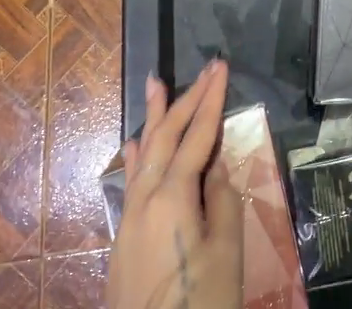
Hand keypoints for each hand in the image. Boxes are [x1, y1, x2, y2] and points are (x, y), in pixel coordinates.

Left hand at [109, 61, 242, 308]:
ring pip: (144, 155)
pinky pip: (132, 181)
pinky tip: (136, 143)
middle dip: (186, 99)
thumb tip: (214, 165)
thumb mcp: (226, 250)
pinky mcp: (125, 239)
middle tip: (204, 68)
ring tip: (156, 82)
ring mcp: (130, 219)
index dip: (211, 100)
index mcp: (173, 197)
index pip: (196, 136)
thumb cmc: (203, 300)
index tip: (221, 67)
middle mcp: (145, 199)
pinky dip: (138, 155)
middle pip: (166, 137)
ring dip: (155, 117)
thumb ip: (222, 199)